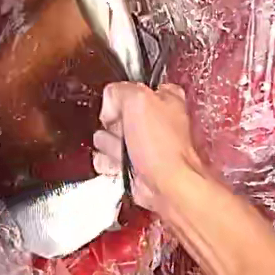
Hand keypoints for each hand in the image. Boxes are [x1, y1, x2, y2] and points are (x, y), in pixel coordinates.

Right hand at [93, 82, 209, 214]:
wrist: (167, 186)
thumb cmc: (163, 147)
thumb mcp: (138, 100)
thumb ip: (119, 91)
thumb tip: (109, 104)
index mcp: (165, 99)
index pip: (133, 88)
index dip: (121, 97)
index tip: (120, 106)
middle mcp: (156, 121)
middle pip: (116, 114)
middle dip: (113, 124)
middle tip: (125, 132)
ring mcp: (145, 145)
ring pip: (108, 137)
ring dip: (110, 146)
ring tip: (124, 152)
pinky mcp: (134, 165)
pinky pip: (107, 159)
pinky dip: (109, 163)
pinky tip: (120, 165)